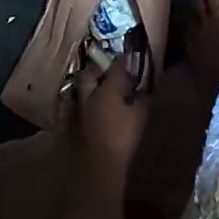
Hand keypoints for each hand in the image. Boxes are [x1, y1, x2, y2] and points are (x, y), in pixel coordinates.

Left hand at [70, 56, 150, 186]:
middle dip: (97, 68)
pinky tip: (89, 107)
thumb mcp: (141, 116)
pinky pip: (76, 105)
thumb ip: (143, 100)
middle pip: (89, 74)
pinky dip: (82, 102)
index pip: (116, 67)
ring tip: (97, 86)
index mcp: (108, 89)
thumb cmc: (123, 137)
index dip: (122, 60)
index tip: (127, 55)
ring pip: (79, 89)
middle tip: (106, 68)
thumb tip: (146, 90)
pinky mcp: (71, 123)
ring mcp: (78, 109)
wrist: (98, 164)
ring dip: (87, 85)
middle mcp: (89, 94)